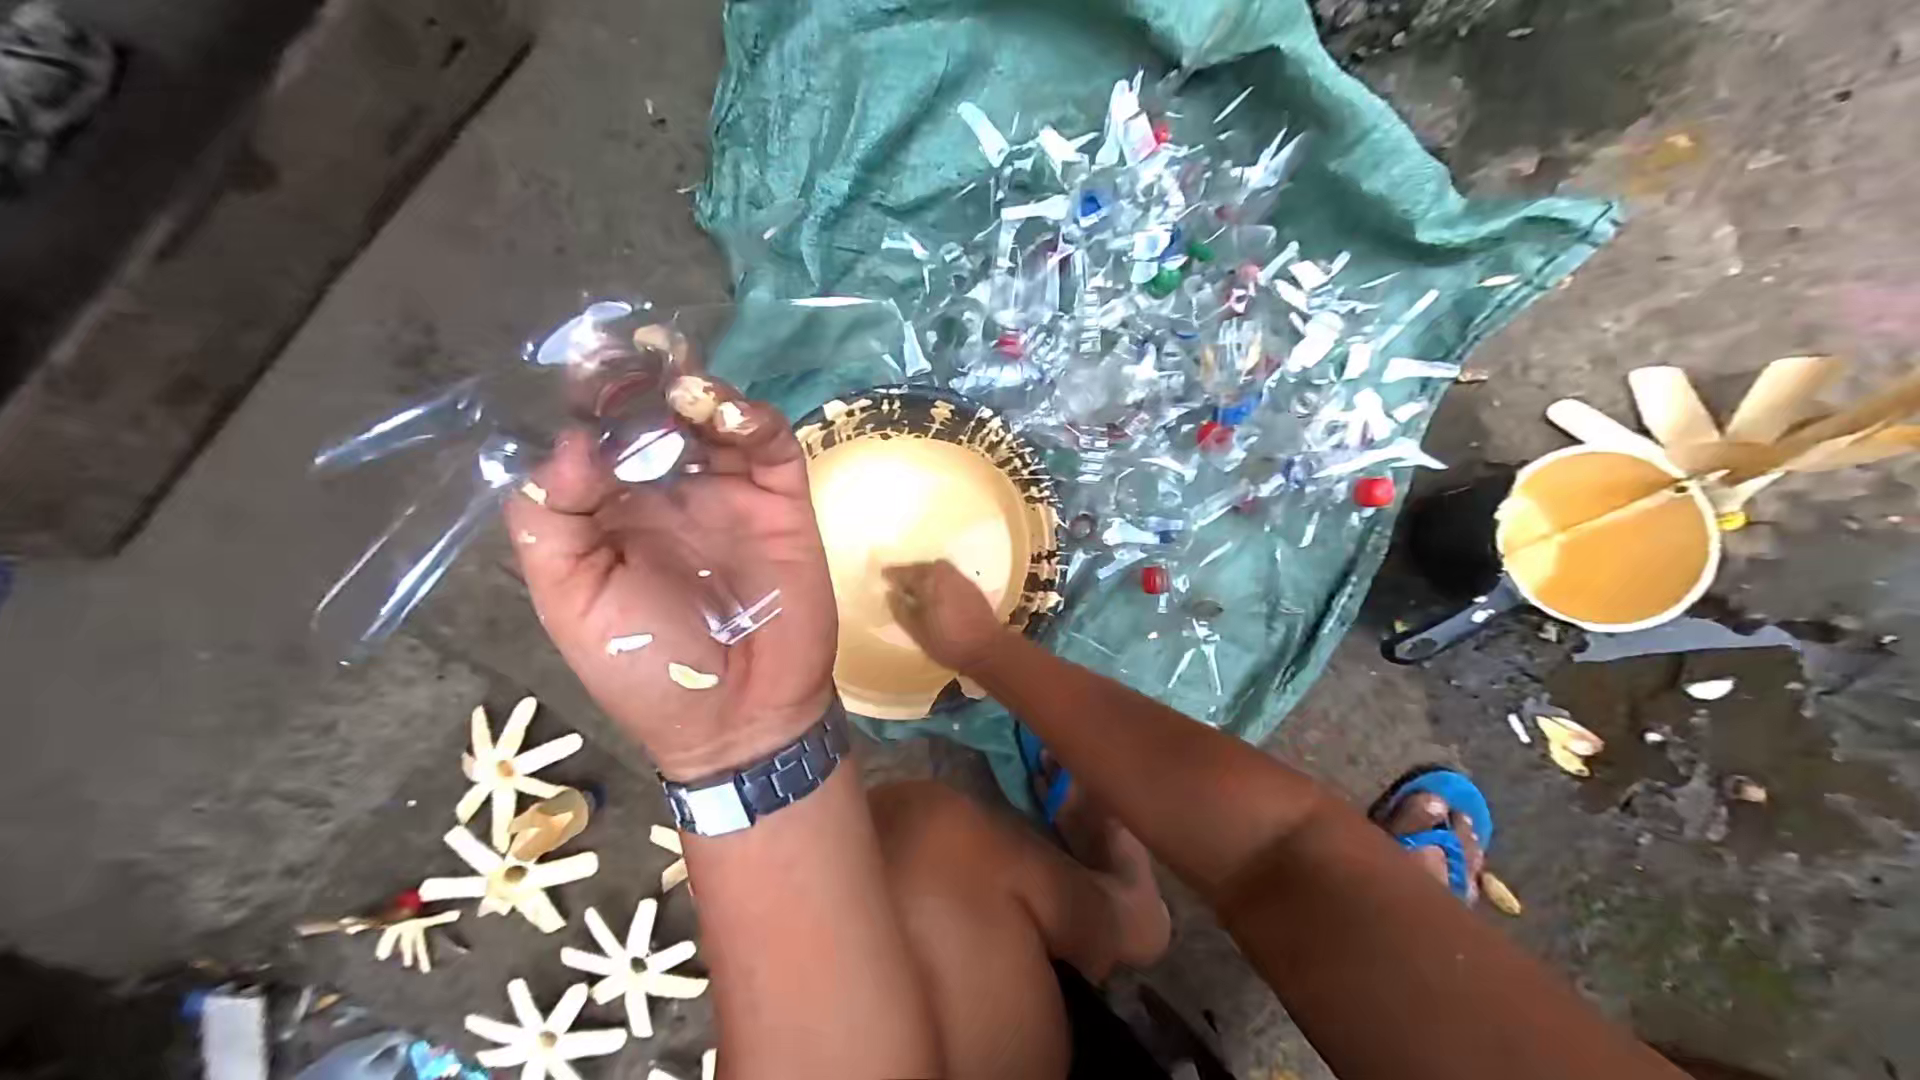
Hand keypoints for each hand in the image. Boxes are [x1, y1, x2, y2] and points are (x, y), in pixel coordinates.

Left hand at [506, 378, 836, 780]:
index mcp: (611, 514)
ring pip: (714, 418)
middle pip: (656, 415)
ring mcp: (729, 493)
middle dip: (640, 380)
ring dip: (695, 389)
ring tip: (679, 386)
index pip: (594, 437)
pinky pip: (771, 444)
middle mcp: (669, 493)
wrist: (741, 715)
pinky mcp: (781, 501)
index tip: (580, 367)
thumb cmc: (650, 668)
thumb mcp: (574, 604)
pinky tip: (727, 412)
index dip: (586, 401)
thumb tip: (572, 440)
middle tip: (631, 354)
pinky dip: (752, 417)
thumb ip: (553, 524)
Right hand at [881, 560, 1008, 673]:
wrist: (987, 649)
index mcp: (929, 580)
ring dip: (924, 575)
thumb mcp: (916, 630)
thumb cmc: (947, 642)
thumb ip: (900, 609)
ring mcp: (961, 578)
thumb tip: (890, 593)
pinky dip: (938, 580)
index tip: (882, 576)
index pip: (904, 571)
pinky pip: (949, 575)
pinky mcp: (972, 586)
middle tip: (898, 583)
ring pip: (937, 569)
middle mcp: (945, 572)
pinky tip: (936, 593)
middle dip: (908, 572)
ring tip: (916, 589)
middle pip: (921, 566)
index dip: (892, 574)